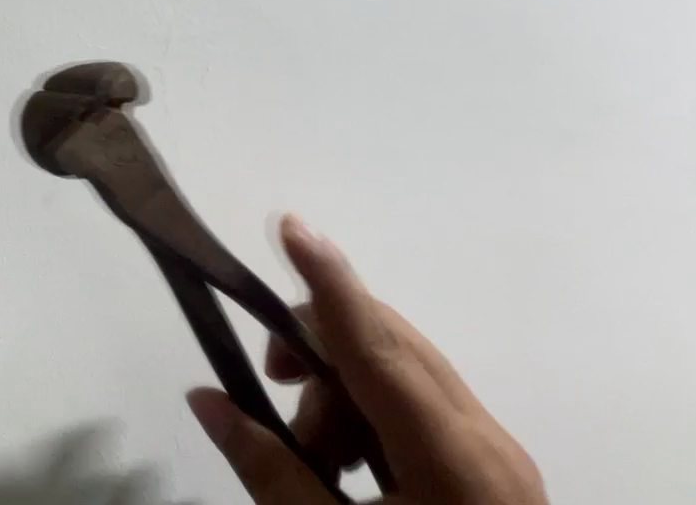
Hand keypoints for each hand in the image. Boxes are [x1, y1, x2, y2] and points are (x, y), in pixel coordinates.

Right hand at [187, 216, 545, 504]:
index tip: (291, 224)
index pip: (375, 345)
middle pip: (382, 341)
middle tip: (268, 379)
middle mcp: (482, 439)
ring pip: (391, 369)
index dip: (328, 281)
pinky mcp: (488, 466)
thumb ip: (269, 471)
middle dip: (312, 344)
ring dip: (333, 391)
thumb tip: (203, 397)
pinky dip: (360, 412)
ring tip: (314, 460)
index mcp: (453, 460)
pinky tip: (343, 466)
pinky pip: (410, 401)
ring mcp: (492, 451)